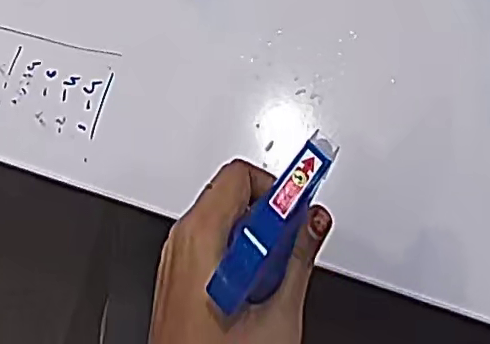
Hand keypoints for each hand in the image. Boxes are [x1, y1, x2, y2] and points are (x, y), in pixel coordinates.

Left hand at [150, 159, 332, 343]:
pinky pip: (210, 241)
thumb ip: (298, 258)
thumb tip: (313, 222)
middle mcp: (182, 238)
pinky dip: (237, 251)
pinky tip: (254, 290)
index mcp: (200, 235)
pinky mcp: (177, 274)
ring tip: (275, 275)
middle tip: (294, 241)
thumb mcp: (277, 314)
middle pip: (230, 193)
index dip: (278, 188)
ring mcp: (176, 256)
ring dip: (255, 236)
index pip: (240, 176)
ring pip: (222, 218)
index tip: (303, 202)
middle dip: (268, 214)